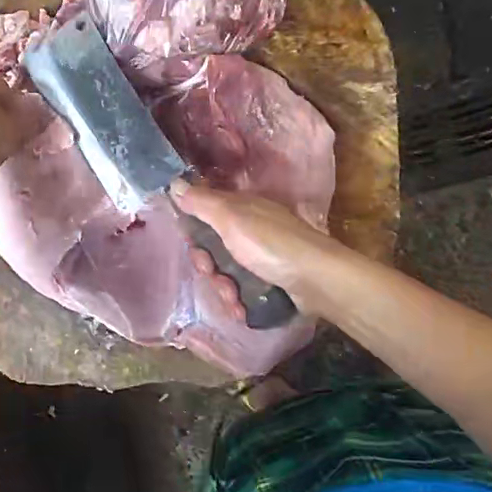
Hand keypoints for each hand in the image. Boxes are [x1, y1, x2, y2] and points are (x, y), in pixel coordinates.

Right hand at [170, 180, 358, 309]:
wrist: (318, 281)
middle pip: (213, 246)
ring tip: (233, 298)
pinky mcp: (272, 280)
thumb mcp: (230, 217)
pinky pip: (244, 288)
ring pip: (227, 270)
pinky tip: (242, 309)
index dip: (193, 231)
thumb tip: (173, 182)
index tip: (192, 245)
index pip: (205, 214)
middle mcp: (250, 228)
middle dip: (208, 264)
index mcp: (241, 208)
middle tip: (213, 274)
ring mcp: (262, 255)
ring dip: (223, 286)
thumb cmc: (270, 244)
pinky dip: (240, 299)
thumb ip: (200, 202)